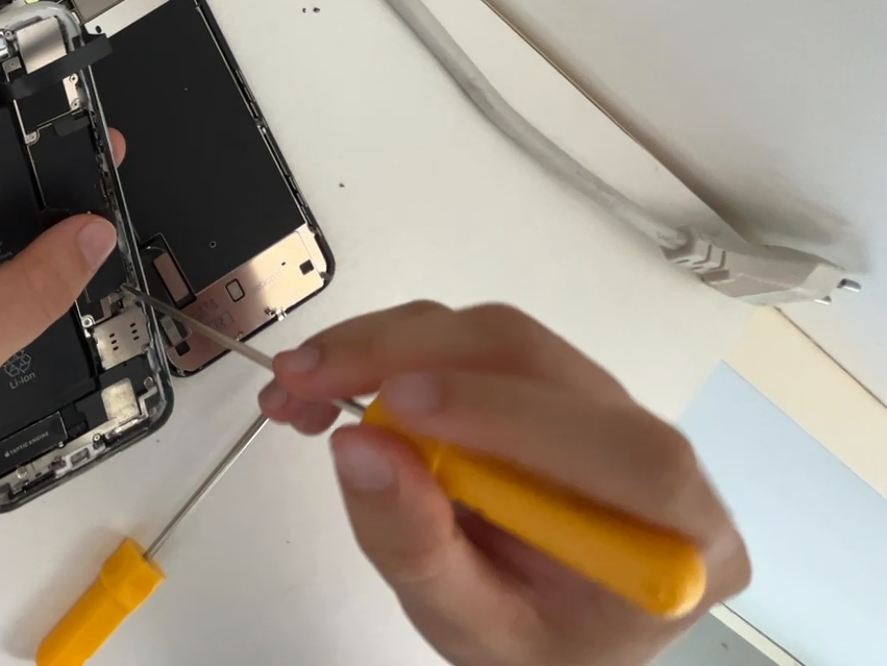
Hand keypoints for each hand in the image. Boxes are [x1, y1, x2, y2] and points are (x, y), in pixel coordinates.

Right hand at [259, 302, 749, 665]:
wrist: (529, 614)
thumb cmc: (517, 635)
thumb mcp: (464, 623)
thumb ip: (416, 545)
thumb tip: (355, 446)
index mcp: (672, 534)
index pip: (625, 454)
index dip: (507, 413)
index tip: (394, 404)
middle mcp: (641, 445)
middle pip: (527, 359)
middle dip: (396, 353)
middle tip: (297, 377)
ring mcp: (583, 398)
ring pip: (478, 331)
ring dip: (370, 344)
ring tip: (293, 386)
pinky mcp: (525, 375)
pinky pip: (450, 334)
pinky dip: (373, 346)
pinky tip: (324, 381)